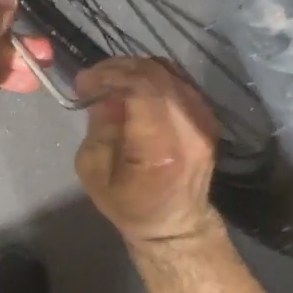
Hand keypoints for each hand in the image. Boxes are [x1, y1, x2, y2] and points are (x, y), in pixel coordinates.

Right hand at [74, 58, 223, 246]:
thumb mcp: (94, 172)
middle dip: (118, 69)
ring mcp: (205, 122)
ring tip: (112, 82)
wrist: (174, 224)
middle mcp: (189, 129)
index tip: (84, 83)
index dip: (109, 76)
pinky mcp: (209, 118)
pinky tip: (134, 90)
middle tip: (94, 78)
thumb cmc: (129, 205)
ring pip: (170, 73)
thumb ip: (100, 127)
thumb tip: (105, 94)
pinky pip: (179, 82)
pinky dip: (153, 78)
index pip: (141, 89)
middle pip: (156, 75)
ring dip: (135, 70)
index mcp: (160, 148)